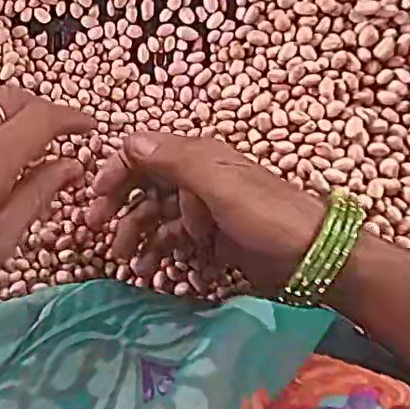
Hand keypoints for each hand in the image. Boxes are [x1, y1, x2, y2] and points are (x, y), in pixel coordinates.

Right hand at [87, 131, 325, 291]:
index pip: (143, 154)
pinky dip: (156, 249)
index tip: (95, 197)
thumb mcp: (221, 187)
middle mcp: (195, 177)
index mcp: (197, 157)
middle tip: (94, 227)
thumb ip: (177, 162)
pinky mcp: (208, 234)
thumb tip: (131, 141)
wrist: (315, 259)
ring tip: (122, 257)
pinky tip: (148, 268)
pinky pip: (171, 237)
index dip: (116, 171)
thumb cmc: (269, 218)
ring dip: (134, 232)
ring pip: (154, 214)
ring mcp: (201, 207)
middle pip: (143, 184)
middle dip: (117, 204)